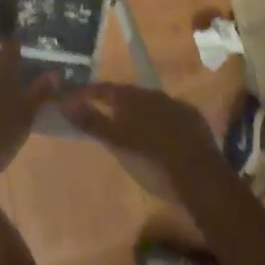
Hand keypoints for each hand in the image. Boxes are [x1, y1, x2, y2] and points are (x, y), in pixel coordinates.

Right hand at [59, 84, 219, 188]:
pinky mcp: (193, 119)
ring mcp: (176, 105)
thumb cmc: (152, 160)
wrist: (200, 175)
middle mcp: (154, 94)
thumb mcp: (117, 142)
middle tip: (101, 112)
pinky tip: (158, 134)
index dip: (88, 93)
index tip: (74, 97)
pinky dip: (158, 120)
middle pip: (128, 94)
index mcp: (133, 98)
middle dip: (113, 101)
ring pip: (149, 103)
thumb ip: (92, 121)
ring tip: (128, 125)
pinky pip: (169, 114)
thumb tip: (64, 100)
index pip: (104, 89)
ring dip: (137, 111)